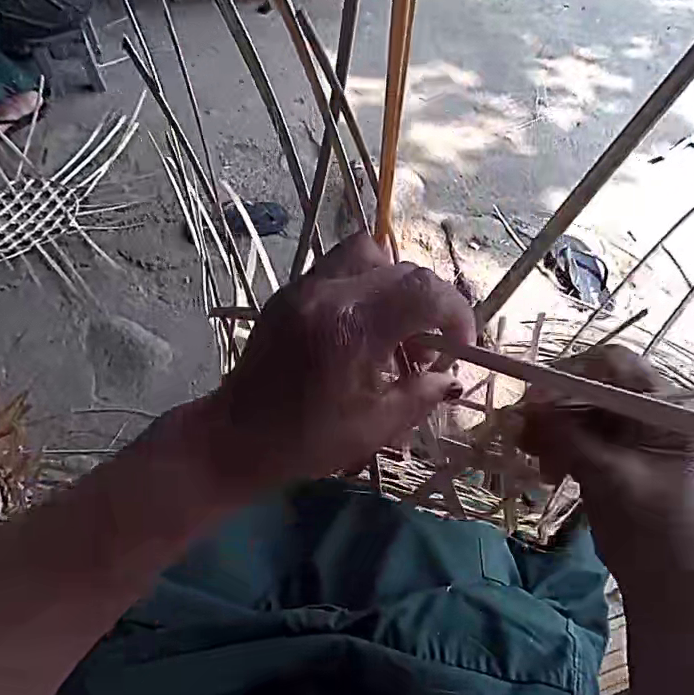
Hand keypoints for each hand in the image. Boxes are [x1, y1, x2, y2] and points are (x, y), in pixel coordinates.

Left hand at [203, 234, 474, 490]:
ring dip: (396, 285)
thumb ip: (421, 395)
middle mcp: (328, 294)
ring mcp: (304, 288)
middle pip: (402, 268)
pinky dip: (367, 287)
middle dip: (430, 304)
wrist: (233, 438)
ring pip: (369, 253)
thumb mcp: (374, 428)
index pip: (424, 291)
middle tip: (426, 350)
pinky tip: (363, 331)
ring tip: (395, 331)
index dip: (456, 313)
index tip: (460, 347)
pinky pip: (341, 268)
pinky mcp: (290, 292)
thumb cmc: (305, 441)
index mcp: (351, 329)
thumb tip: (451, 377)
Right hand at [517, 345, 693, 582]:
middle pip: (596, 390)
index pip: (618, 368)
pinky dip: (560, 449)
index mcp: (669, 413)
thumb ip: (569, 438)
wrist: (674, 593)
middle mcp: (653, 418)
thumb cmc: (657, 534)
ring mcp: (633, 441)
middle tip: (519, 423)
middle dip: (555, 405)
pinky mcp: (616, 462)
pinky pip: (582, 441)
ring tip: (527, 449)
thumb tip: (522, 409)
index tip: (534, 395)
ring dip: (552, 428)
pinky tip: (545, 468)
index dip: (573, 374)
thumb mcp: (611, 479)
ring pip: (584, 416)